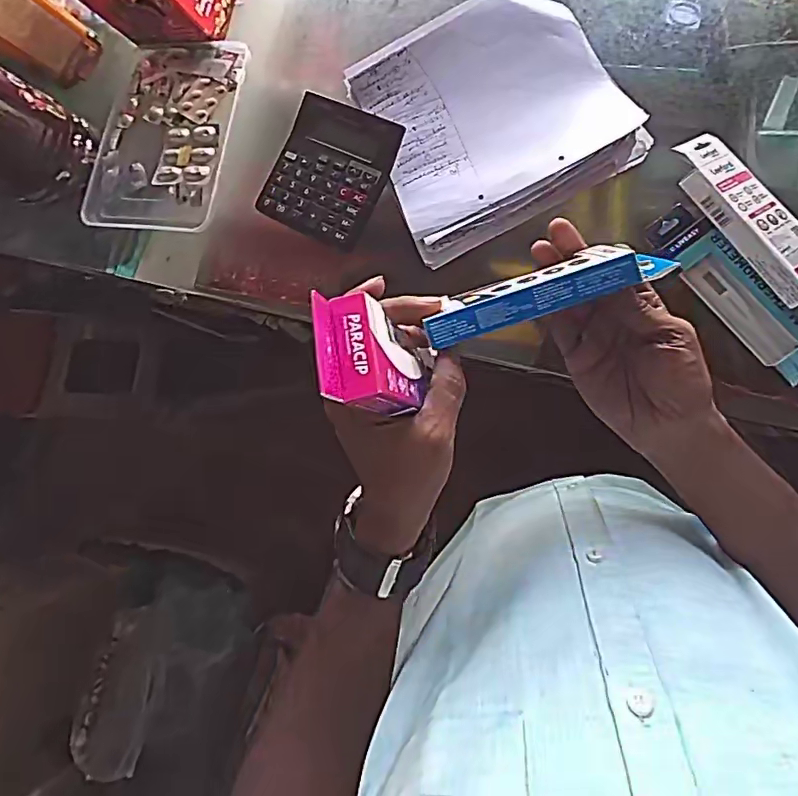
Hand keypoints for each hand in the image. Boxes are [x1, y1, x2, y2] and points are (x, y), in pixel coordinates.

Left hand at [323, 276, 467, 555]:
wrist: (395, 511)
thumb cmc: (406, 481)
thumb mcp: (435, 432)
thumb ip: (446, 386)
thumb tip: (451, 351)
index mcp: (348, 395)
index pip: (346, 333)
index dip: (363, 303)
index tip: (383, 286)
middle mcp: (347, 388)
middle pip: (365, 330)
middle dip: (401, 313)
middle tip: (437, 311)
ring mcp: (359, 391)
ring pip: (378, 341)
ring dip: (408, 330)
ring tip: (440, 330)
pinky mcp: (373, 396)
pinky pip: (388, 359)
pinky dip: (410, 349)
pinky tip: (433, 351)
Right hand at [530, 218, 722, 460]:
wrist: (672, 427)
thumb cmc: (684, 381)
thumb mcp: (672, 338)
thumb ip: (641, 310)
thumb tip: (617, 281)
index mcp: (641, 303)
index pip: (615, 271)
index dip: (597, 254)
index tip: (584, 239)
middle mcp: (614, 314)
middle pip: (586, 280)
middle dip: (568, 259)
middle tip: (551, 240)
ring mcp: (594, 334)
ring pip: (568, 300)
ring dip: (552, 280)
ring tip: (538, 260)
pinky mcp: (577, 356)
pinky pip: (559, 330)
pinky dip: (546, 313)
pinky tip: (535, 295)